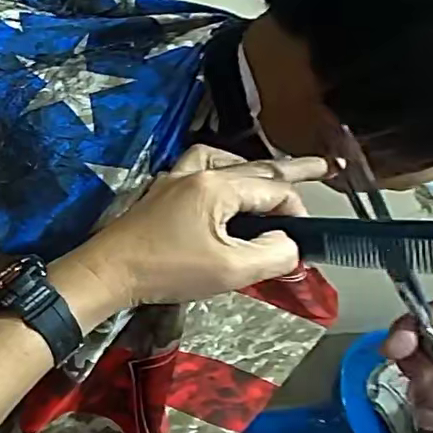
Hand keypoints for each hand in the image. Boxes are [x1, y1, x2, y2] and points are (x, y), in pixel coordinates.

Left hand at [62, 145, 330, 310]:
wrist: (108, 271)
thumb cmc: (166, 270)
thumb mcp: (231, 271)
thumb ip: (273, 255)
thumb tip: (288, 244)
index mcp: (218, 187)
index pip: (275, 190)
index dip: (297, 213)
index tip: (303, 241)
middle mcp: (197, 174)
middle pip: (253, 167)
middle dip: (291, 169)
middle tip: (324, 167)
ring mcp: (174, 180)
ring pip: (222, 161)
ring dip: (249, 167)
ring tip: (268, 177)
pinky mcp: (159, 193)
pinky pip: (197, 168)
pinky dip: (218, 172)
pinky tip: (220, 188)